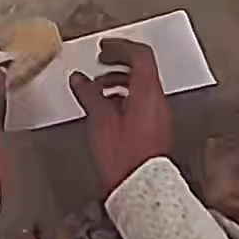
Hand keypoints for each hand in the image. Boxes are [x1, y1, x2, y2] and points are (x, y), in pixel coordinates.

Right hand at [70, 38, 170, 192]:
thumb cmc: (125, 159)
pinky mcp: (155, 127)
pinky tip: (106, 108)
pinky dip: (124, 96)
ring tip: (97, 89)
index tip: (104, 47)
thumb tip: (80, 80)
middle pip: (142, 68)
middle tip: (100, 61)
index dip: (120, 47)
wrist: (142, 191)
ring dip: (118, 81)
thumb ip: (90, 95)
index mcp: (148, 93)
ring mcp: (159, 115)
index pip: (140, 56)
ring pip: (141, 85)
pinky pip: (141, 101)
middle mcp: (158, 101)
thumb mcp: (101, 121)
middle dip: (118, 62)